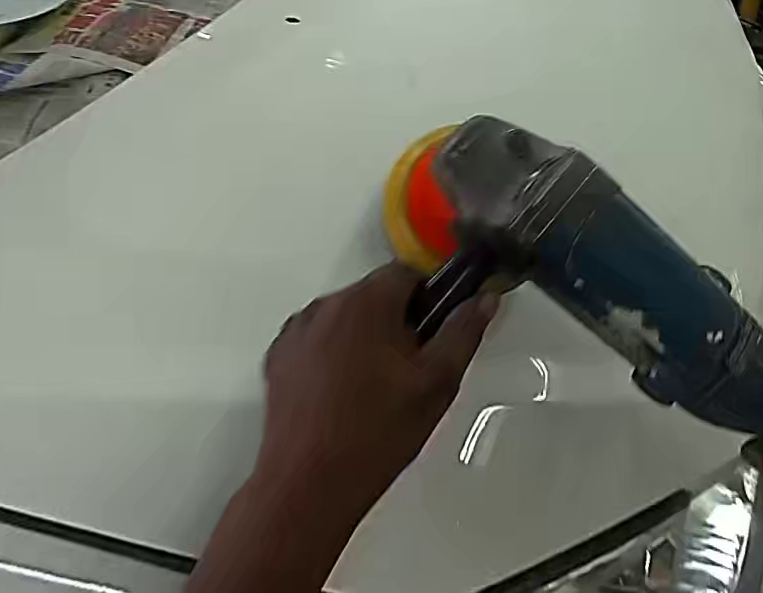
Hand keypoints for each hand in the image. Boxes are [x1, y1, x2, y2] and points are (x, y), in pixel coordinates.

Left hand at [257, 262, 497, 508]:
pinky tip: (348, 389)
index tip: (436, 326)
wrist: (307, 491)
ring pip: (349, 314)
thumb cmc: (375, 434)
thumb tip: (484, 300)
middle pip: (377, 292)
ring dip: (367, 332)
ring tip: (380, 381)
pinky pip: (319, 336)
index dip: (430, 296)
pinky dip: (336, 350)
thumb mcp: (438, 380)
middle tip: (414, 361)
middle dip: (399, 316)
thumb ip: (465, 330)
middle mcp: (327, 306)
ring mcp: (297, 333)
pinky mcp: (278, 359)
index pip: (409, 272)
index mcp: (367, 302)